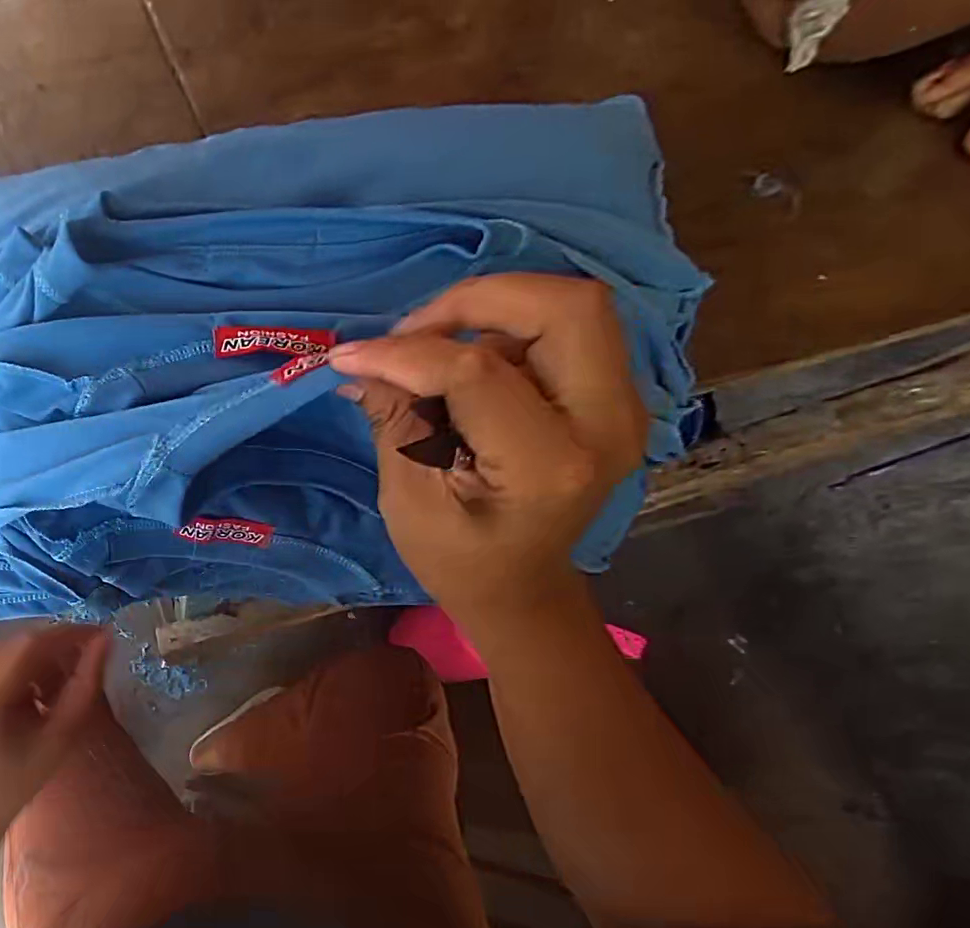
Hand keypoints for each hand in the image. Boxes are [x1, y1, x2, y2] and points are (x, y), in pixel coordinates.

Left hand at [0, 624, 110, 836]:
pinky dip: (6, 666)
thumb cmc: (11, 788)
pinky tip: (21, 691)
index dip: (65, 636)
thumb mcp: (56, 743)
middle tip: (77, 666)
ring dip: (29, 657)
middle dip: (49, 649)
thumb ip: (83, 689)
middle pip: (11, 644)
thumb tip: (103, 642)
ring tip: (49, 686)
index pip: (26, 647)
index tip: (95, 635)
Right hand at [327, 274, 646, 628]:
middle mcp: (606, 423)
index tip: (349, 357)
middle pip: (565, 307)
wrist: (518, 585)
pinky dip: (503, 329)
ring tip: (428, 347)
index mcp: (548, 465)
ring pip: (570, 308)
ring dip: (490, 311)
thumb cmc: (455, 557)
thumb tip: (360, 364)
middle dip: (474, 300)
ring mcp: (620, 404)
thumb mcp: (409, 498)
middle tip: (409, 330)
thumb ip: (395, 421)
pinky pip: (562, 331)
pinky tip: (458, 364)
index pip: (478, 373)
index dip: (405, 355)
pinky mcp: (609, 395)